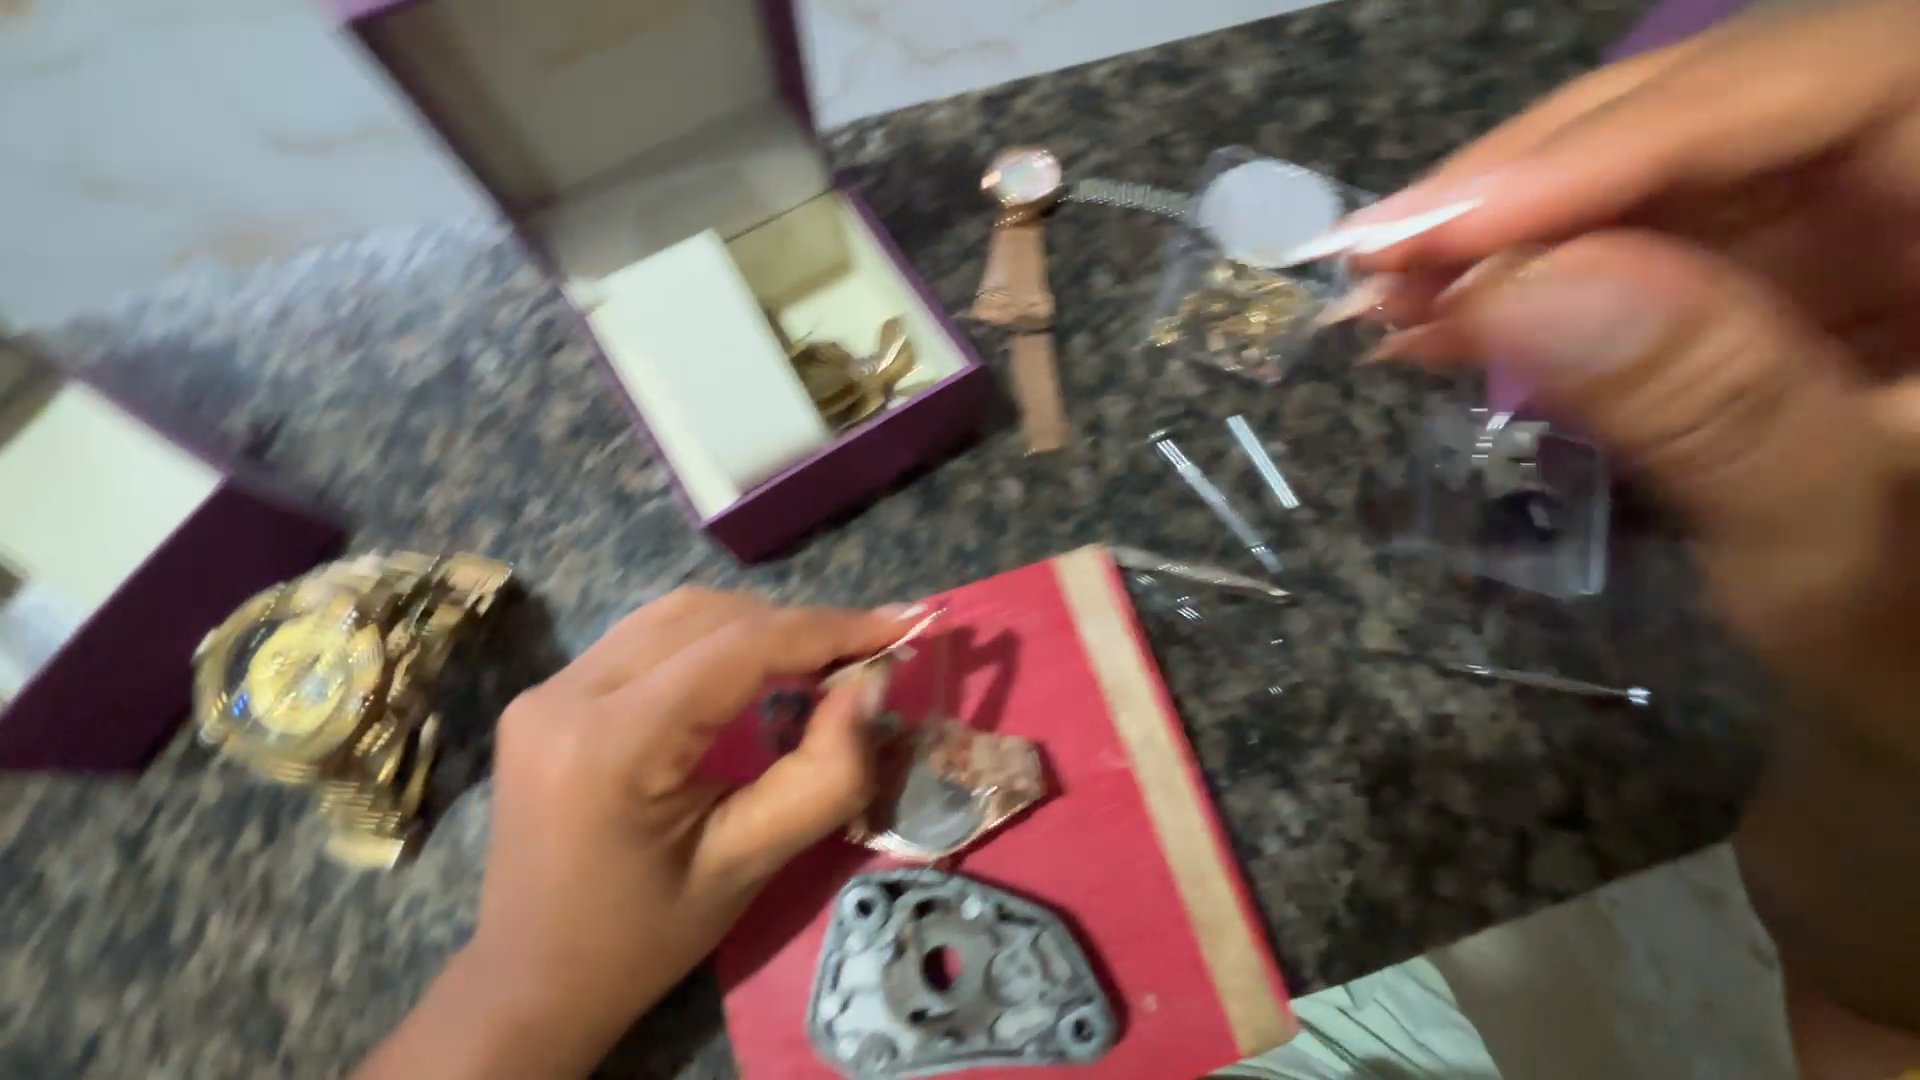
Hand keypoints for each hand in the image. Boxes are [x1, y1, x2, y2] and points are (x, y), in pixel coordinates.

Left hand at [355, 589, 907, 1079]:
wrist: (530, 978)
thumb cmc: (646, 936)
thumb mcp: (750, 865)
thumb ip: (823, 775)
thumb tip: (869, 686)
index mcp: (611, 745)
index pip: (739, 648)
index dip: (828, 629)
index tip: (899, 625)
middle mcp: (568, 693)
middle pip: (709, 615)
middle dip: (798, 625)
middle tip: (864, 653)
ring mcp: (550, 686)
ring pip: (678, 614)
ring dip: (757, 624)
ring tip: (817, 659)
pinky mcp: (551, 691)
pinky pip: (649, 636)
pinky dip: (715, 638)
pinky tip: (751, 668)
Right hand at [1334, 0, 1919, 724]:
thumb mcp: (1837, 548)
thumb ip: (1703, 406)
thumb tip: (1504, 287)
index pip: (1838, 90)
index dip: (1620, 142)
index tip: (1440, 226)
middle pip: (1725, 107)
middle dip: (1530, 181)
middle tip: (1379, 252)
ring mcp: (1858, 220)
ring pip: (1653, 169)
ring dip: (1500, 230)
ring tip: (1383, 289)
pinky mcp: (1772, 270)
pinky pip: (1627, 240)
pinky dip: (1516, 276)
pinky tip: (1434, 313)